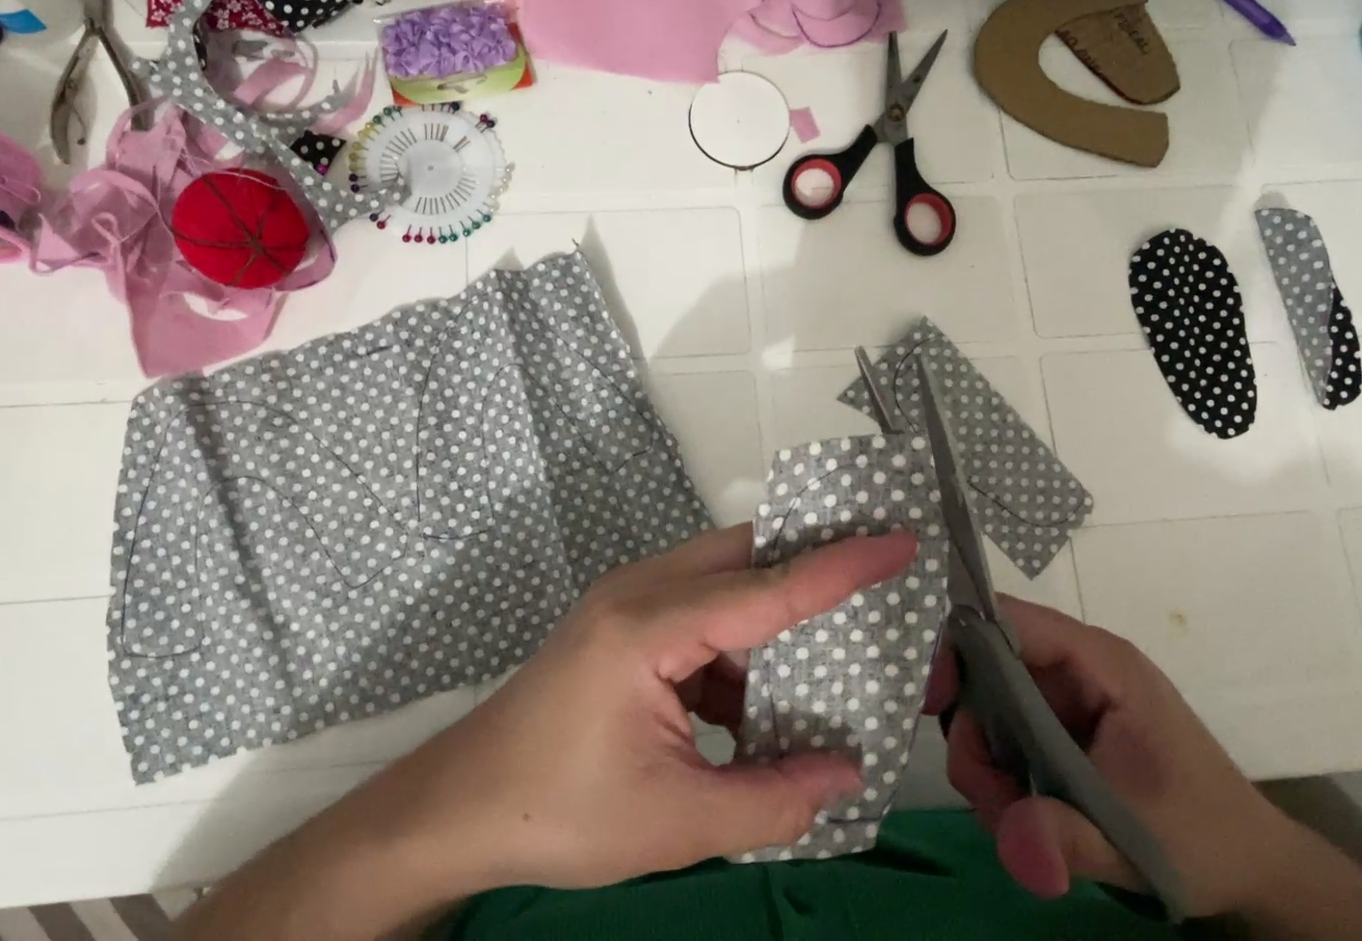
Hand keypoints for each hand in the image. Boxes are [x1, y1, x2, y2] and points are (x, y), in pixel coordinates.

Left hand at [369, 524, 918, 891]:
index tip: (901, 540)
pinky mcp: (619, 632)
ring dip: (773, 614)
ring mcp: (623, 608)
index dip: (841, 565)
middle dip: (810, 565)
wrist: (460, 808)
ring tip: (832, 654)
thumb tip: (847, 772)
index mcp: (649, 627)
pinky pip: (695, 617)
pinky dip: (737, 647)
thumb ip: (775, 801)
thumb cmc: (559, 812)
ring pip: (720, 585)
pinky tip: (761, 702)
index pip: (767, 586)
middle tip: (880, 582)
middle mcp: (637, 595)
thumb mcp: (679, 822)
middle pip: (741, 558)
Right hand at [924, 595, 1307, 918]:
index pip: (1009, 620)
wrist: (1248, 867)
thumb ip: (1069, 836)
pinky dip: (993, 772)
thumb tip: (1010, 838)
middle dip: (971, 731)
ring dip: (981, 761)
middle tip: (987, 791)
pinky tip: (1018, 812)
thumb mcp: (1139, 841)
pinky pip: (998, 732)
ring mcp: (1060, 698)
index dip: (960, 645)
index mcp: (1100, 664)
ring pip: (983, 705)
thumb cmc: (1205, 837)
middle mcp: (1072, 669)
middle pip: (982, 667)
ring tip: (1013, 815)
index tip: (933, 699)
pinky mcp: (1052, 728)